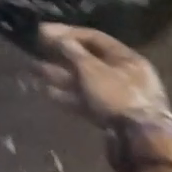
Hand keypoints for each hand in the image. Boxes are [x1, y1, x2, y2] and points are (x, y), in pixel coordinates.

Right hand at [38, 23, 171, 128]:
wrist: (139, 139)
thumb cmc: (116, 95)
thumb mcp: (91, 69)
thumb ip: (71, 51)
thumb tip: (56, 37)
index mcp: (127, 59)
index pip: (93, 37)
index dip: (66, 32)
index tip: (42, 31)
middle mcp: (123, 74)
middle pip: (86, 59)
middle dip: (58, 55)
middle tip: (34, 50)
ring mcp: (116, 95)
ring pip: (81, 80)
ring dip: (57, 74)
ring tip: (32, 69)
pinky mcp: (108, 114)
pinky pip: (83, 98)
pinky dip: (65, 94)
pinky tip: (45, 91)